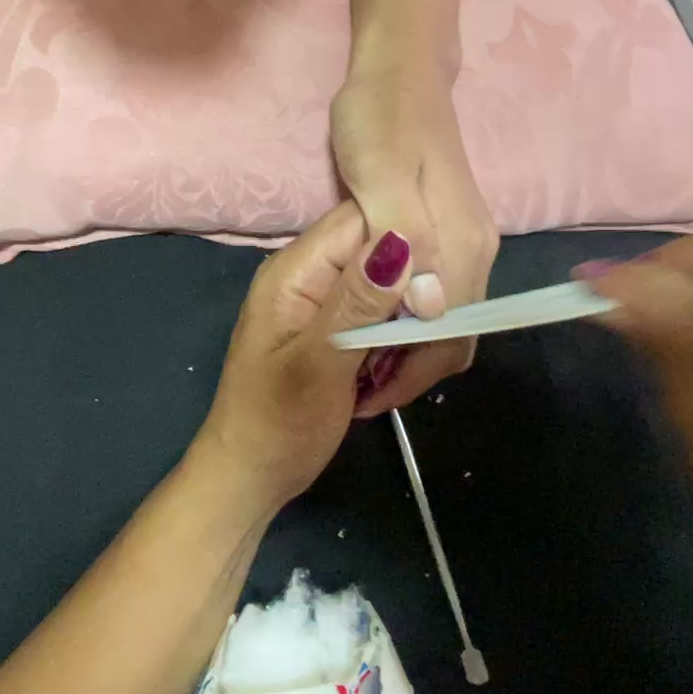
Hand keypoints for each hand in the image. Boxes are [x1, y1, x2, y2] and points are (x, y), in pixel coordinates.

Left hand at [194, 204, 412, 512]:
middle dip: (418, 297)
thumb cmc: (275, 424)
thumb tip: (402, 242)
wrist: (253, 475)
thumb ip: (355, 303)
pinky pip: (393, 319)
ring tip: (396, 377)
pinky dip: (405, 348)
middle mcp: (317, 274)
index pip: (366, 217)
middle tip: (420, 348)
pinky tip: (392, 382)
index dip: (412, 241)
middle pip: (392, 253)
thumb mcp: (316, 363)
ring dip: (413, 332)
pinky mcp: (349, 329)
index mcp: (298, 269)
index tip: (439, 291)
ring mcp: (334, 302)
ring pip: (400, 290)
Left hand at [330, 61, 497, 415]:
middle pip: (450, 332)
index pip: (448, 332)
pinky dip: (404, 320)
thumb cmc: (378, 119)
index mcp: (460, 244)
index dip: (406, 367)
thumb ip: (402, 239)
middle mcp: (475, 250)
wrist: (399, 69)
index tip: (358, 389)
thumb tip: (429, 309)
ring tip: (353, 361)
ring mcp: (466, 242)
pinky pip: (434, 295)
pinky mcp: (449, 234)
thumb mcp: (379, 176)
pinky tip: (368, 320)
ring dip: (402, 347)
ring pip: (443, 317)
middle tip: (351, 384)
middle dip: (405, 366)